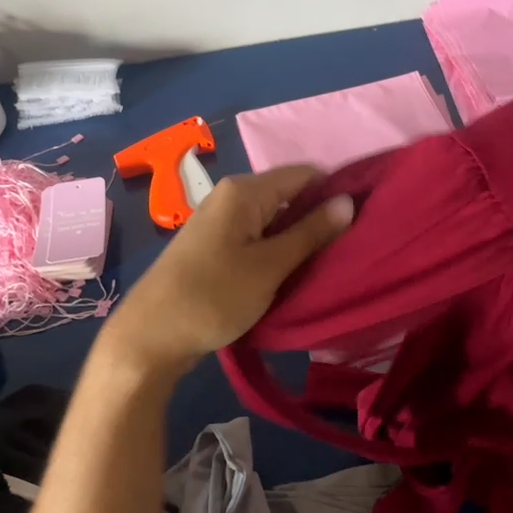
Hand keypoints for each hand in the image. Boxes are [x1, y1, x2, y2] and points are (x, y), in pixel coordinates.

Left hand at [98, 166, 353, 377]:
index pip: (305, 174)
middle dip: (318, 217)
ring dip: (298, 238)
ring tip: (328, 261)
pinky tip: (293, 272)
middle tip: (350, 245)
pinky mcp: (214, 246)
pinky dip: (276, 250)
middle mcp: (230, 196)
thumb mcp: (270, 266)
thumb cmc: (213, 296)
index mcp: (244, 191)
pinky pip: (256, 237)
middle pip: (289, 195)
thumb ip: (311, 232)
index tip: (363, 217)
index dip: (335, 191)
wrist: (149, 338)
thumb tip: (348, 200)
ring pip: (273, 219)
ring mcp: (219, 221)